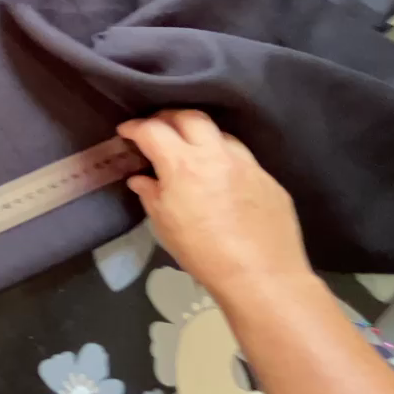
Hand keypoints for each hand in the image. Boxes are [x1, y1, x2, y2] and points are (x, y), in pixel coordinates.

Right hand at [116, 110, 310, 298]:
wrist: (261, 276)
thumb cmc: (201, 251)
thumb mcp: (163, 223)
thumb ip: (150, 193)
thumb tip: (141, 179)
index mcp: (183, 164)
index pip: (152, 130)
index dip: (134, 127)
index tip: (126, 132)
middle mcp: (216, 155)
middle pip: (190, 117)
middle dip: (168, 118)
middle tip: (156, 129)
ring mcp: (246, 164)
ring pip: (220, 133)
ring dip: (199, 135)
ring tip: (190, 149)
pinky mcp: (268, 179)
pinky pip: (242, 157)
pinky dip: (223, 158)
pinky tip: (220, 177)